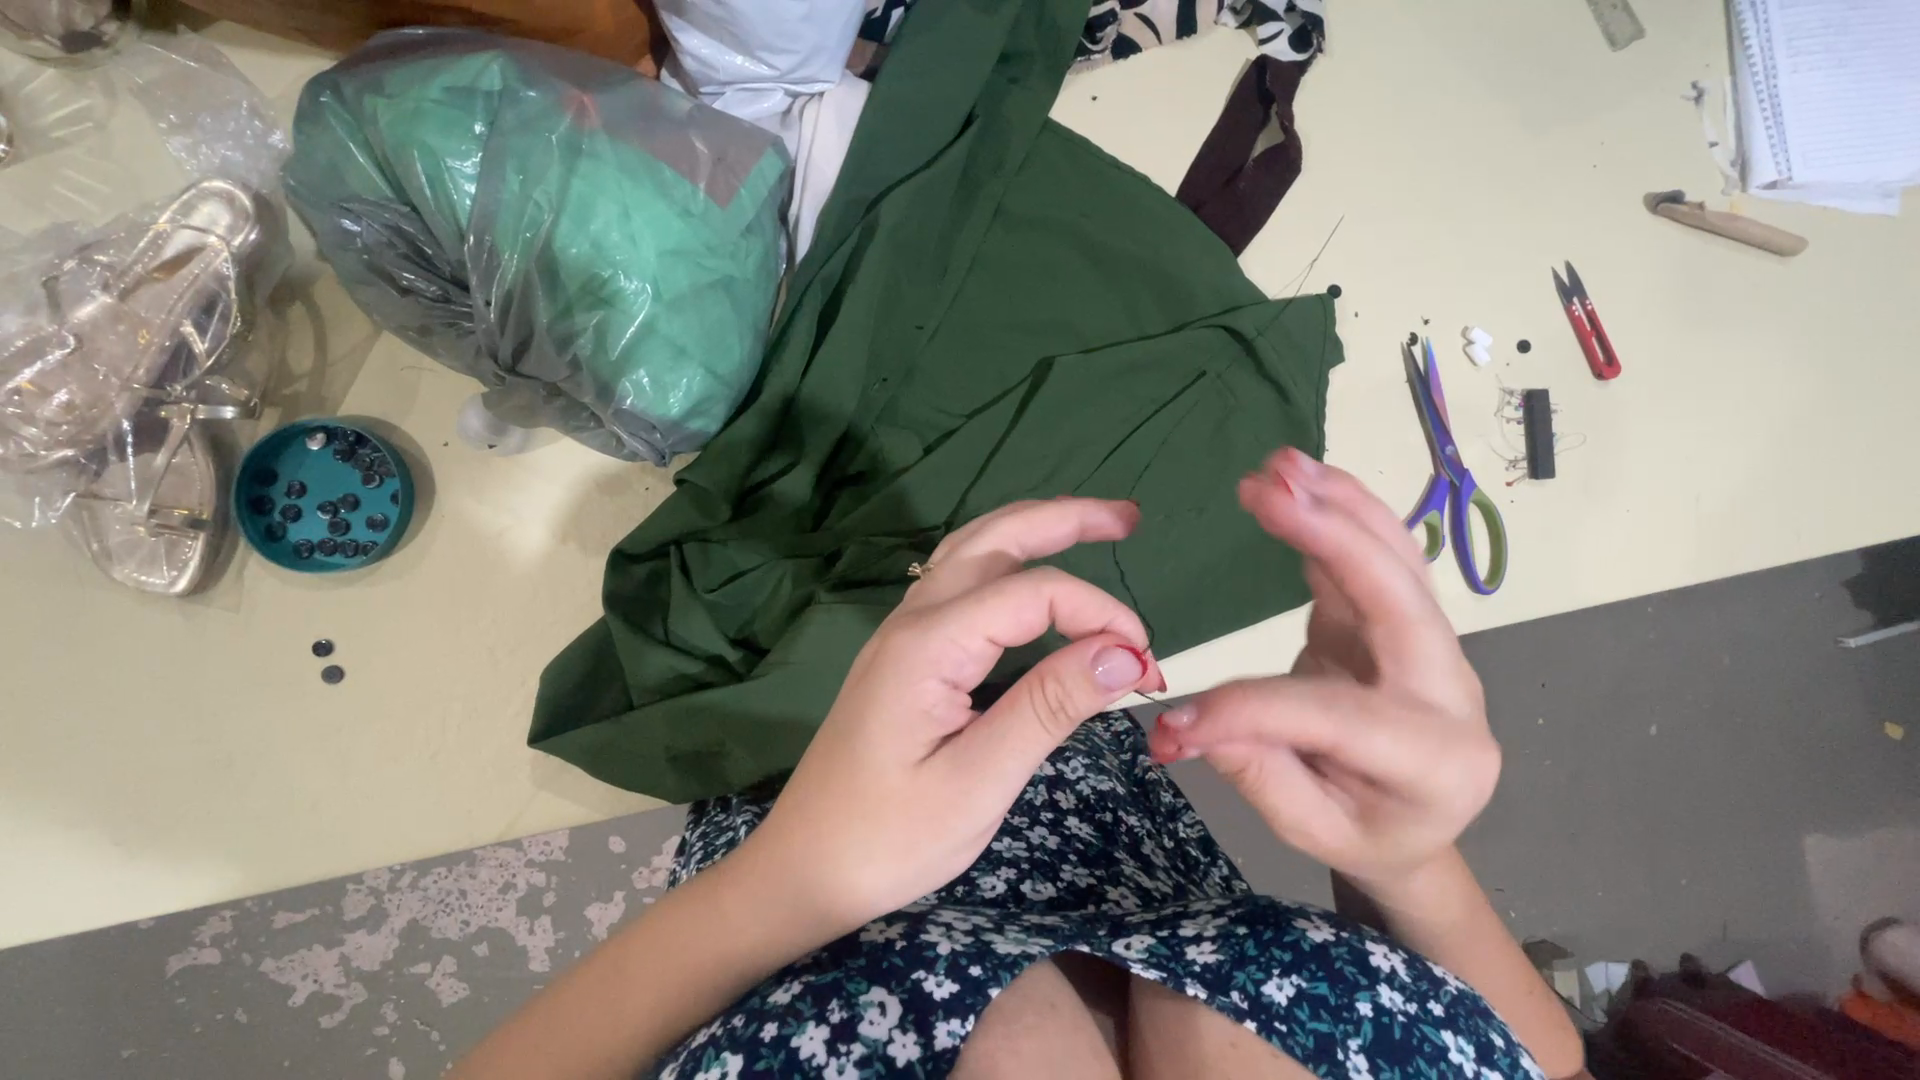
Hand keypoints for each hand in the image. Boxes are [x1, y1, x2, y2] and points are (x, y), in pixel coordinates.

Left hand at [733, 497, 1166, 938]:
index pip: (1034, 593)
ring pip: (971, 552)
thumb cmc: (888, 836)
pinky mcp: (905, 654)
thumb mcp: (979, 781)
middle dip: (1064, 520)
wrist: (806, 866)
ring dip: (1031, 530)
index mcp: (929, 644)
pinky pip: (958, 584)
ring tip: (1089, 527)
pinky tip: (1029, 578)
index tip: (1146, 664)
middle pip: (994, 539)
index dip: (1099, 613)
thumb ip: (1049, 707)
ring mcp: (902, 632)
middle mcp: (913, 619)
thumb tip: (1125, 652)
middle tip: (1129, 518)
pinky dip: (1005, 563)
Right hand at [1147, 448, 1499, 891]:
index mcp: (1435, 758)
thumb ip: (1256, 772)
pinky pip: (1382, 556)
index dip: (1245, 710)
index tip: (1170, 724)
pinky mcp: (1402, 620)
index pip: (1331, 714)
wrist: (1419, 820)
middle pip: (1397, 598)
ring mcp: (1433, 645)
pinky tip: (1301, 481)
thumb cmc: (1363, 828)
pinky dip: (1343, 511)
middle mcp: (1448, 687)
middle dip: (1330, 535)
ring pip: (1396, 559)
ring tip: (1280, 466)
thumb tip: (1185, 726)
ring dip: (1339, 504)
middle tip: (1264, 489)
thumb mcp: (1307, 824)